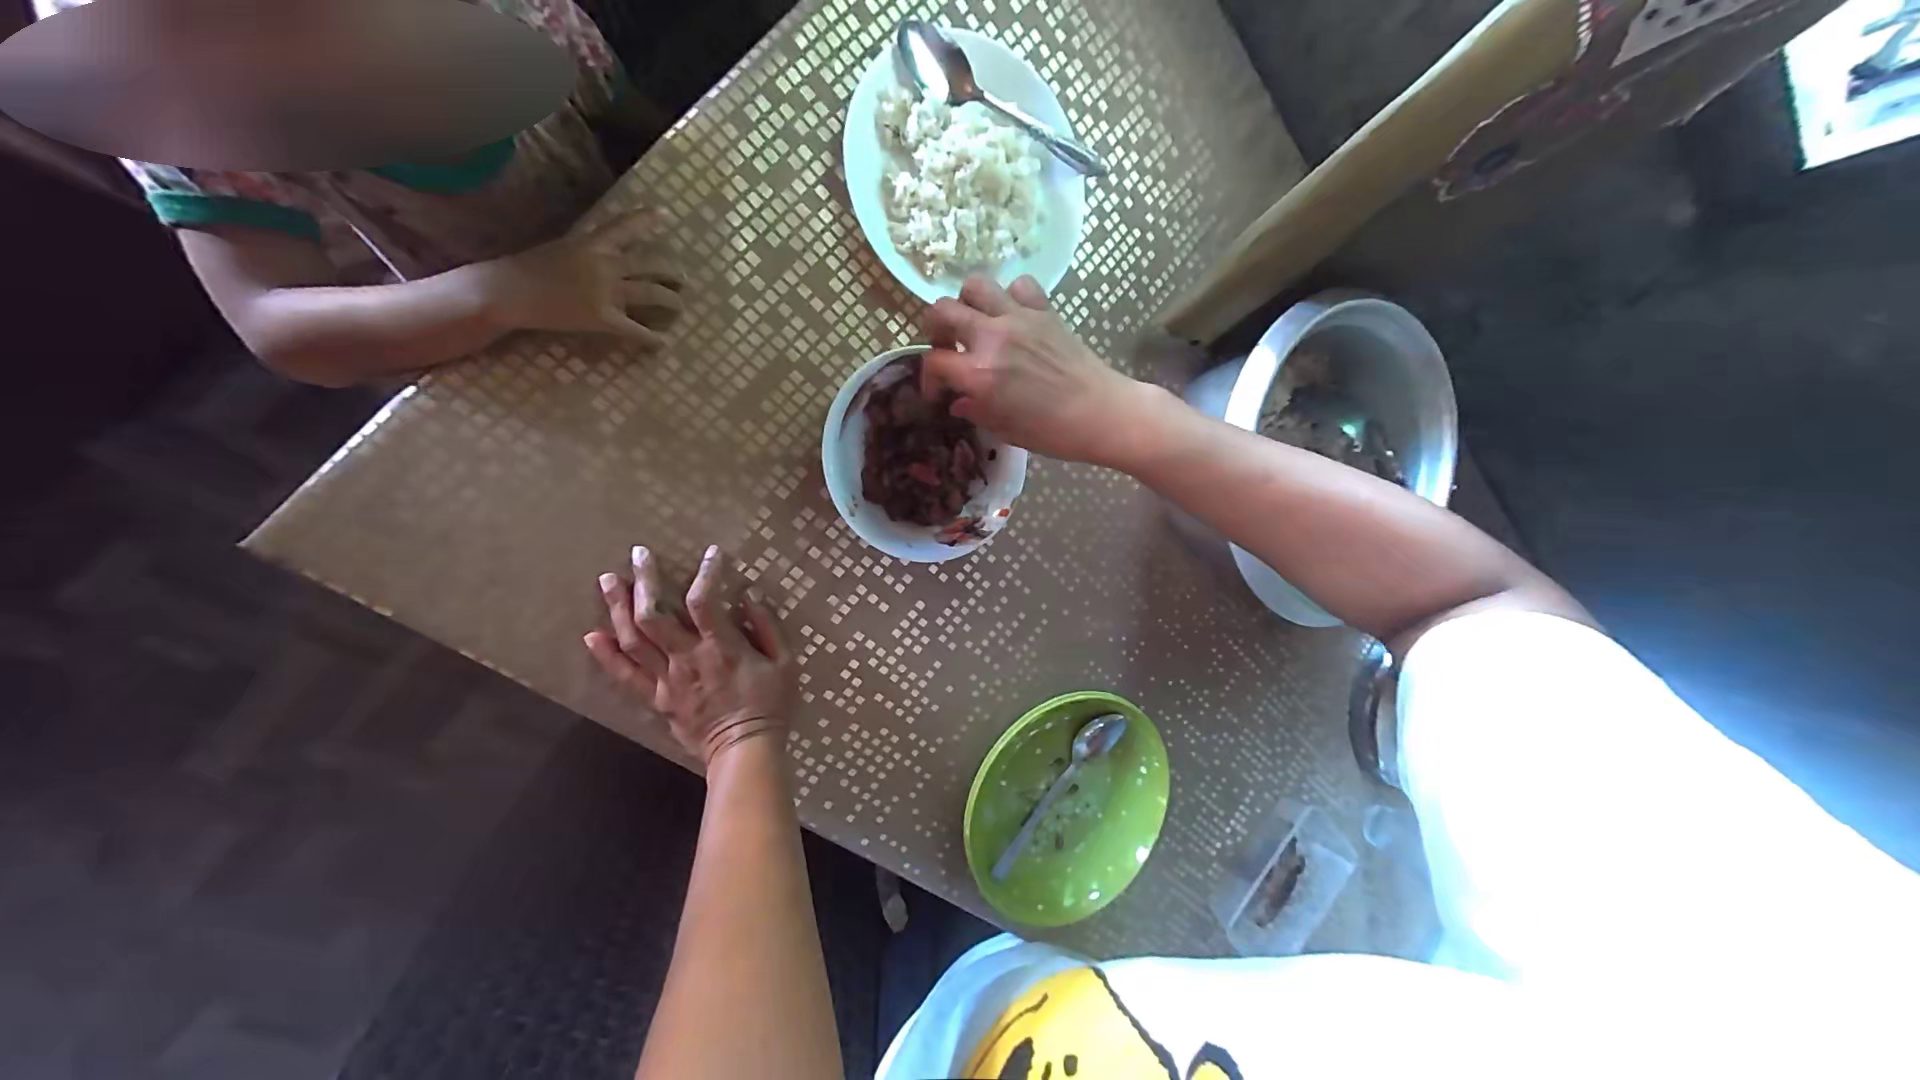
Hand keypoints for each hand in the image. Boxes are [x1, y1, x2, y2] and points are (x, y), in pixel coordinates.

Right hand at [482, 212, 684, 346]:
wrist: (507, 292)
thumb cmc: (528, 270)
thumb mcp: (561, 248)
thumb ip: (586, 250)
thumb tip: (606, 253)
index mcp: (591, 243)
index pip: (625, 226)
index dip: (647, 219)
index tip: (666, 215)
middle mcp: (605, 264)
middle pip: (651, 264)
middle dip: (672, 272)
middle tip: (683, 279)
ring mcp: (607, 292)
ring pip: (653, 294)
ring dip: (672, 301)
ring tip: (680, 306)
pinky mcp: (604, 318)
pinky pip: (638, 330)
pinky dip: (653, 338)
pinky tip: (663, 343)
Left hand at [583, 544, 795, 766]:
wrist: (746, 750)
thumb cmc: (770, 704)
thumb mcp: (785, 662)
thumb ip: (768, 626)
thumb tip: (749, 594)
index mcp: (721, 647)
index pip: (705, 600)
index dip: (707, 572)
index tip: (712, 553)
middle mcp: (687, 658)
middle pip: (654, 615)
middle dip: (645, 581)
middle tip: (638, 555)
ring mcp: (667, 680)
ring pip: (633, 639)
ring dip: (618, 608)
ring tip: (608, 580)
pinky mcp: (656, 699)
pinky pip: (626, 676)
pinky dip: (606, 655)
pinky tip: (592, 635)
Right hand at [921, 275, 1144, 463]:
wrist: (1102, 413)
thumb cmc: (1053, 432)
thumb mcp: (1005, 430)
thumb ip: (976, 411)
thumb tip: (958, 402)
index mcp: (979, 374)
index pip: (935, 362)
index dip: (929, 379)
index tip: (938, 392)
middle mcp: (992, 337)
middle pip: (942, 311)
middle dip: (936, 330)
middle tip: (947, 348)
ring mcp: (1019, 318)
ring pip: (975, 286)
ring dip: (967, 304)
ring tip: (975, 324)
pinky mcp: (1044, 311)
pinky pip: (1019, 286)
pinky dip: (1011, 296)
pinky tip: (1013, 317)